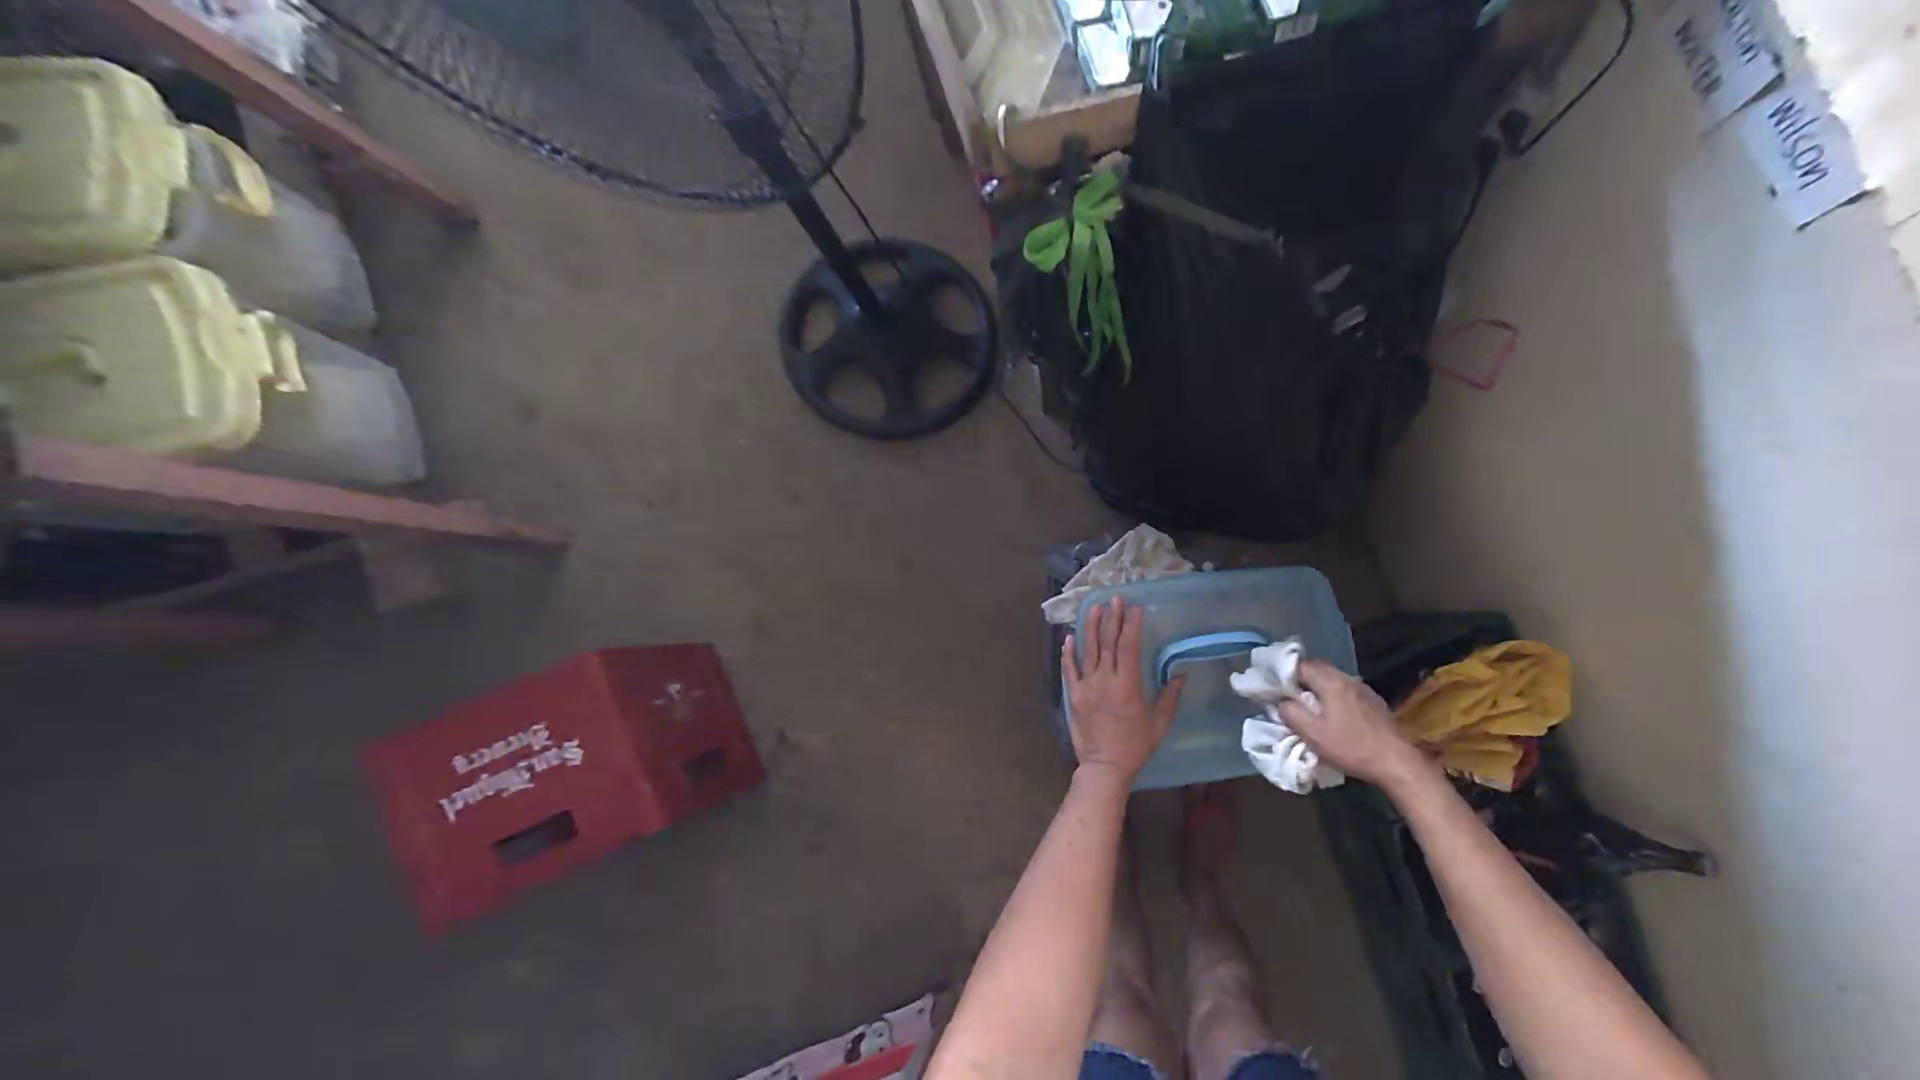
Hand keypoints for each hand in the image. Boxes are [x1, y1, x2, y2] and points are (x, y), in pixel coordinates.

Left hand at [1063, 598, 1184, 781]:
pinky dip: (1069, 652)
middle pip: (1108, 642)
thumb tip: (1180, 676)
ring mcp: (1086, 686)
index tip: (1135, 608)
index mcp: (1127, 684)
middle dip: (1113, 618)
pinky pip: (1070, 669)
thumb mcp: (1159, 722)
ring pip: (1088, 650)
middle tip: (1116, 598)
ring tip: (1095, 607)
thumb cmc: (1136, 745)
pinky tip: (1070, 637)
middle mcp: (1104, 679)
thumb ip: (1169, 697)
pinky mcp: (1074, 694)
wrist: (1105, 765)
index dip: (1131, 625)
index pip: (1128, 646)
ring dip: (1091, 627)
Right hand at [1274, 659, 1427, 791]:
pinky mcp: (1375, 703)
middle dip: (1302, 677)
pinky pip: (1347, 690)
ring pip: (1334, 679)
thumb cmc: (1351, 747)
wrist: (1397, 763)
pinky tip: (1335, 715)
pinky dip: (1335, 696)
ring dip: (1319, 687)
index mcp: (1331, 682)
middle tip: (1291, 695)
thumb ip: (1291, 712)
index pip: (1301, 665)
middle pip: (1319, 668)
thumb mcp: (1312, 733)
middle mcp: (1348, 680)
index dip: (1285, 673)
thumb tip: (1282, 702)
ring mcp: (1364, 690)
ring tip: (1311, 705)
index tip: (1277, 687)